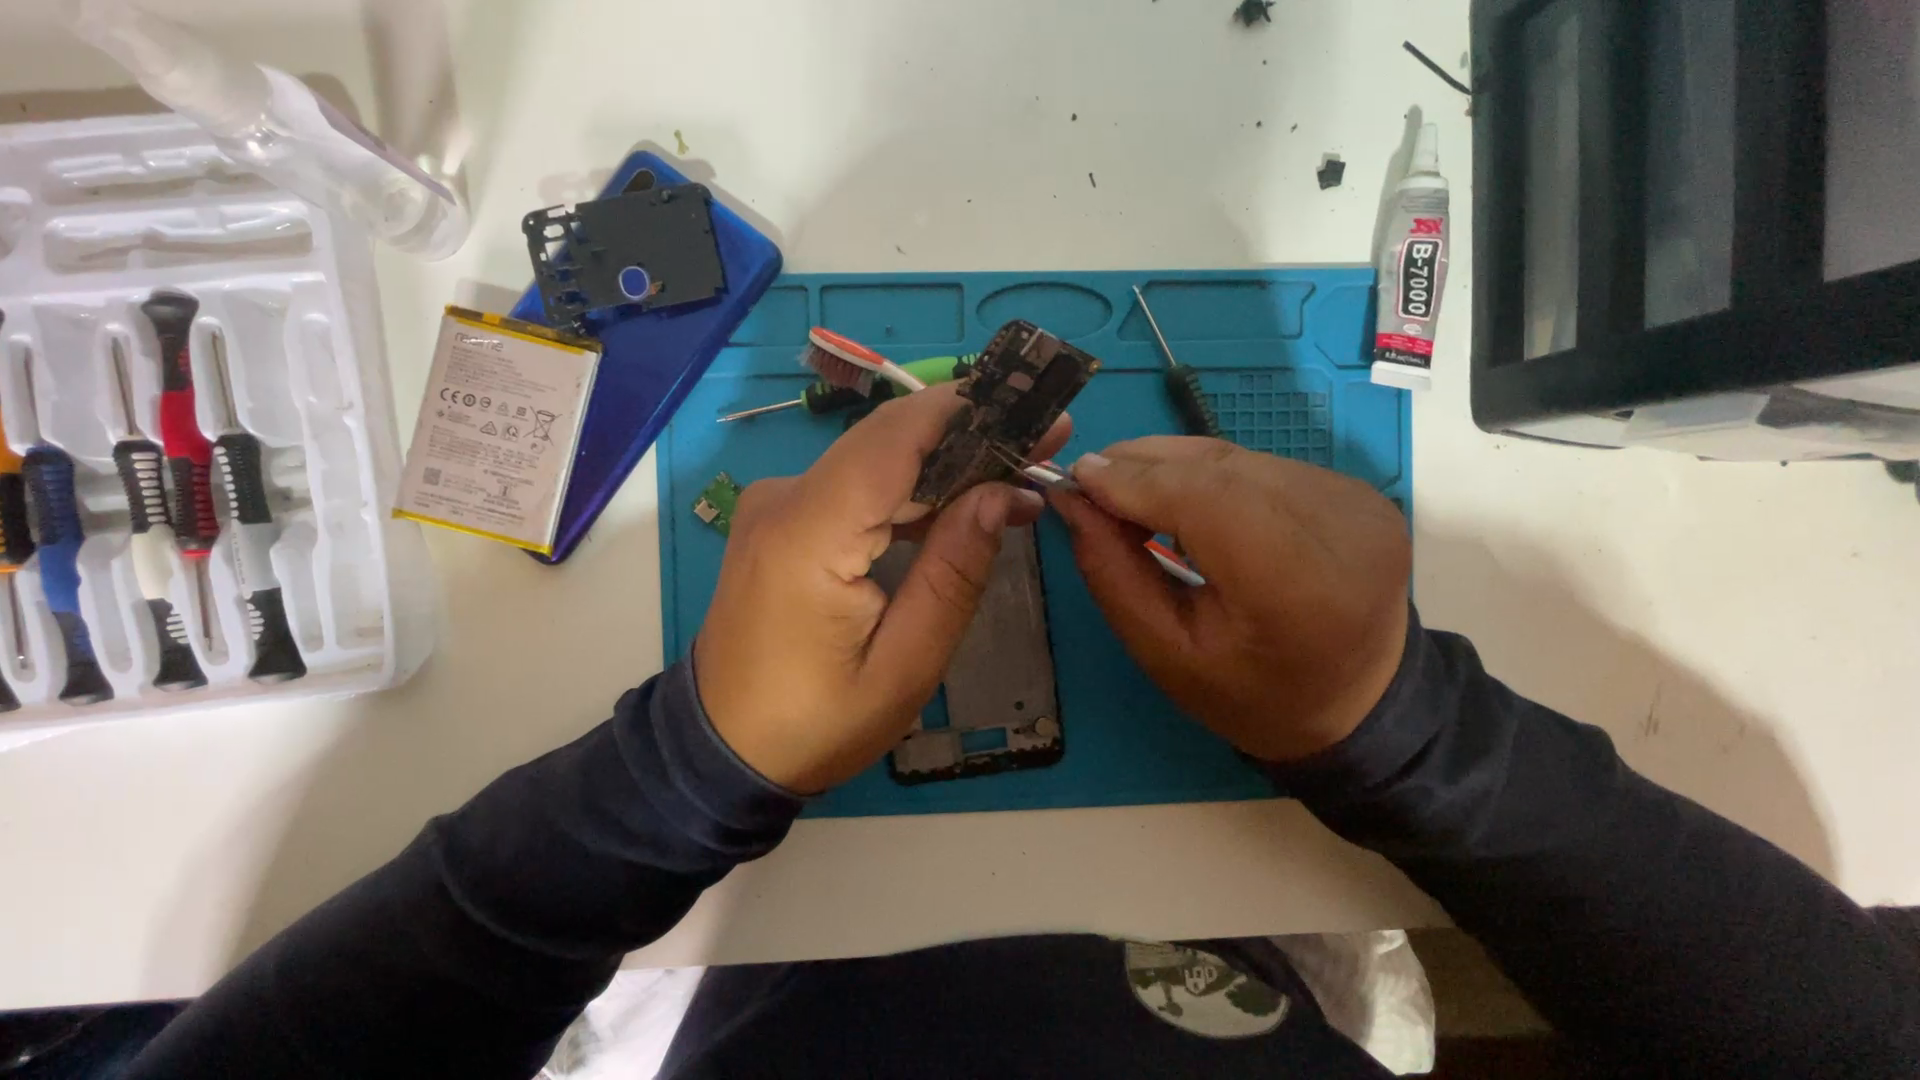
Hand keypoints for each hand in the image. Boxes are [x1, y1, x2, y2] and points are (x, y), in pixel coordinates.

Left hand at [694, 387, 1068, 792]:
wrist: (723, 750)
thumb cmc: (817, 722)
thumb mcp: (903, 665)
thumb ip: (952, 574)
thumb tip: (1000, 495)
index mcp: (809, 534)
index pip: (894, 438)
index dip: (967, 412)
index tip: (1035, 411)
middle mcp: (784, 499)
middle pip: (887, 441)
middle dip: (968, 434)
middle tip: (1042, 444)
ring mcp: (777, 506)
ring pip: (873, 461)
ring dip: (943, 464)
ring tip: (1015, 477)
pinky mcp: (780, 520)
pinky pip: (854, 487)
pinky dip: (908, 491)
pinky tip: (957, 506)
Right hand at [1052, 438, 1410, 762]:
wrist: (1357, 704)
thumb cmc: (1251, 696)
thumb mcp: (1165, 652)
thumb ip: (1113, 573)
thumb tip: (1072, 499)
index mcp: (1296, 586)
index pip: (1205, 499)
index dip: (1134, 481)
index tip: (1076, 478)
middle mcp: (1338, 526)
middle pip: (1220, 468)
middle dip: (1144, 465)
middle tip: (1090, 477)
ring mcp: (1355, 502)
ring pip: (1238, 458)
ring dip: (1173, 465)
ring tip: (1127, 486)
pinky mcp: (1357, 491)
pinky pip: (1262, 465)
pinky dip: (1211, 473)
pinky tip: (1184, 495)